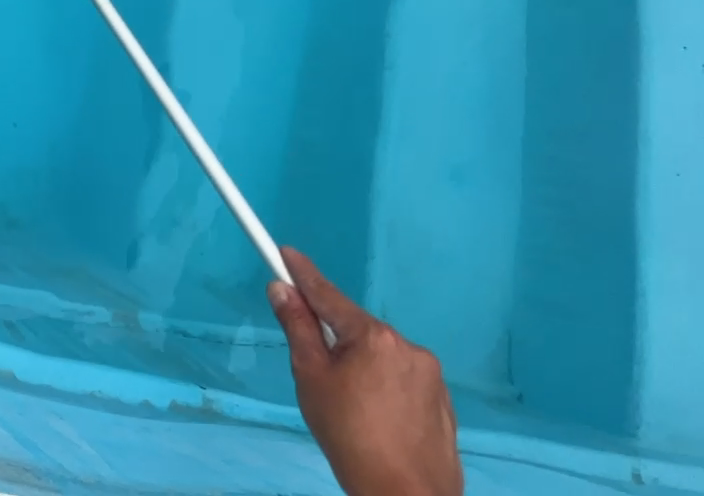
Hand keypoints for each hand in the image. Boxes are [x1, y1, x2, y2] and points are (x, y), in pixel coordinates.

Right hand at [268, 247, 461, 495]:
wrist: (404, 494)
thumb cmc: (347, 430)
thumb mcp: (310, 375)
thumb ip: (297, 327)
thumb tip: (283, 290)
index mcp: (374, 337)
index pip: (328, 295)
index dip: (303, 273)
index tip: (285, 252)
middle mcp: (408, 347)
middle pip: (355, 326)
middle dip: (331, 332)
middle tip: (311, 359)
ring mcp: (431, 375)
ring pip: (378, 353)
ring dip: (358, 359)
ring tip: (344, 396)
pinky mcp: (442, 402)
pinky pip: (400, 376)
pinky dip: (380, 380)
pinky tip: (371, 410)